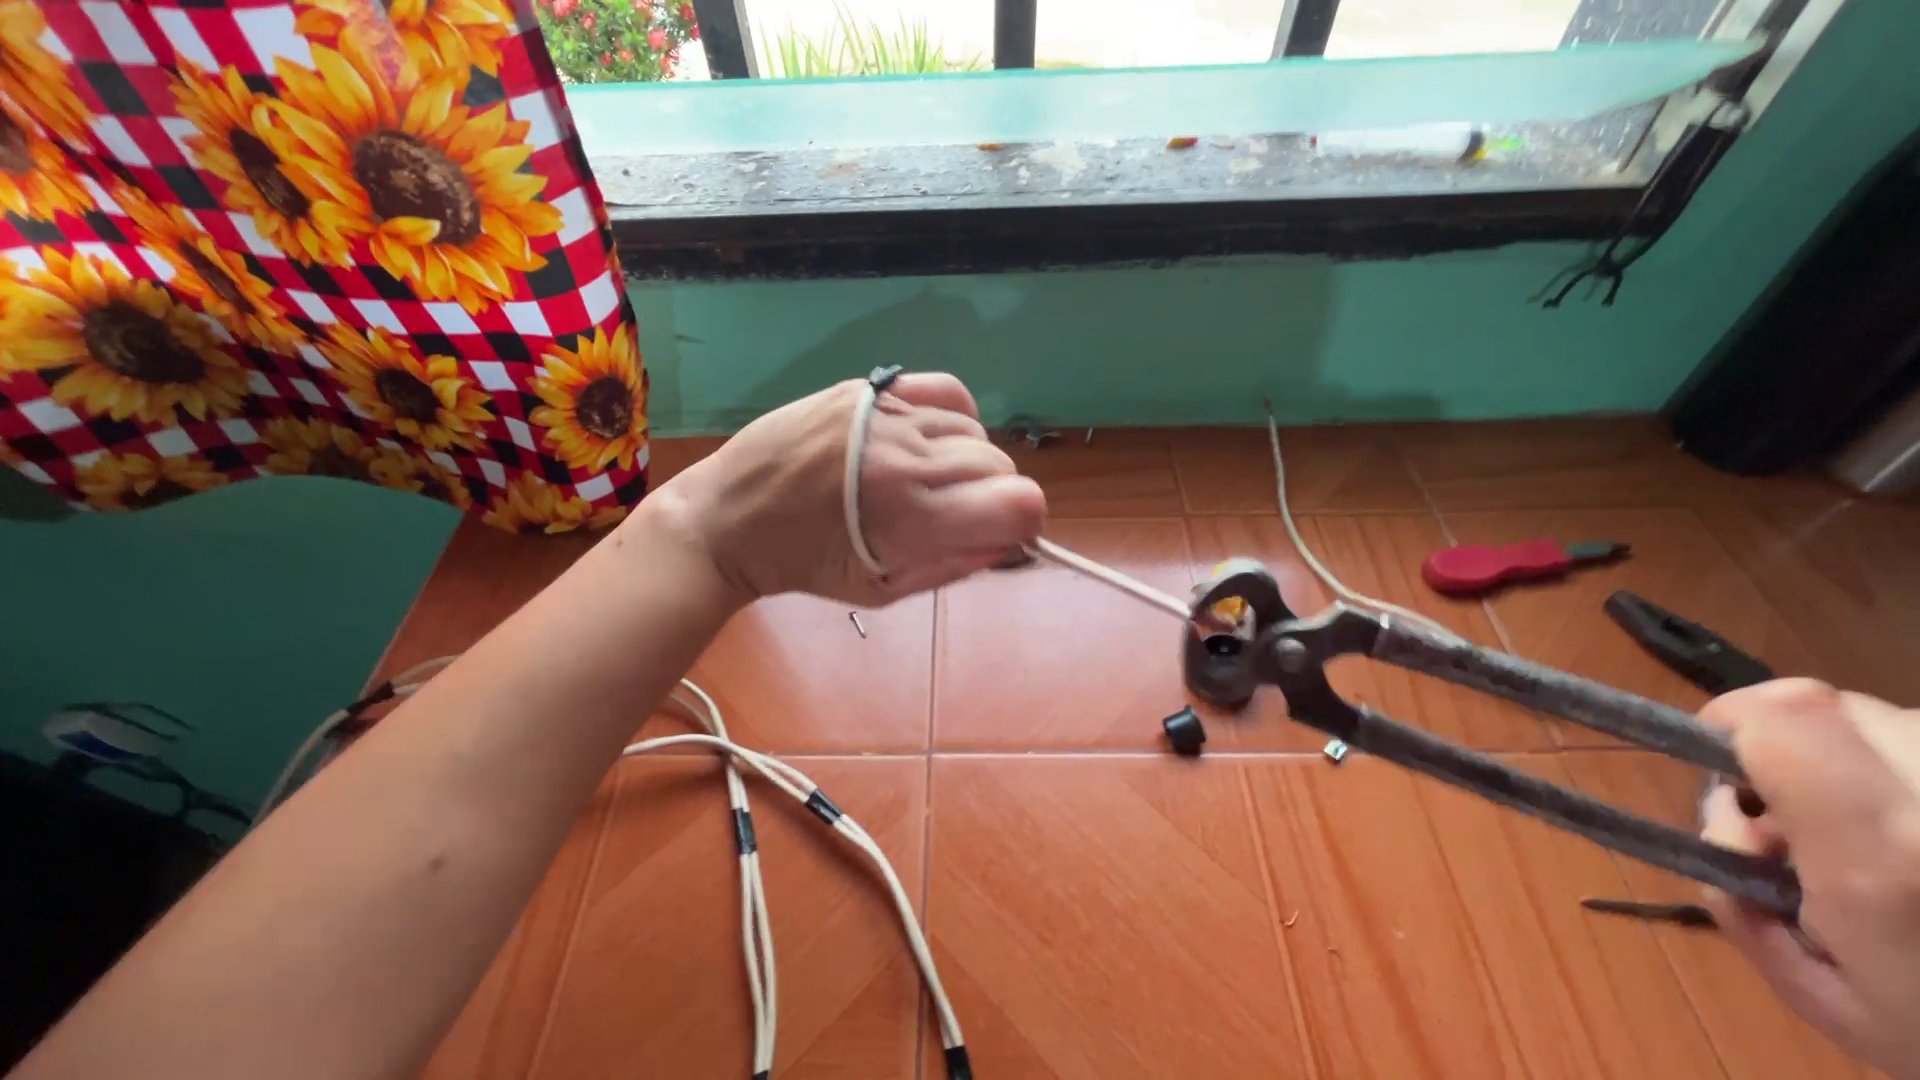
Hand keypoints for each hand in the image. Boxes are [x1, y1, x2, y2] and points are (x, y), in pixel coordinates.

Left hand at [638, 373, 1046, 605]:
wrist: (730, 517)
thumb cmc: (805, 565)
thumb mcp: (884, 591)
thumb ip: (954, 565)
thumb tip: (1010, 544)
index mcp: (913, 515)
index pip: (1021, 503)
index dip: (1022, 525)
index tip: (998, 535)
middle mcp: (909, 456)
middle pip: (1001, 466)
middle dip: (991, 497)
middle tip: (952, 515)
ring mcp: (887, 414)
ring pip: (975, 431)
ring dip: (966, 462)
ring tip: (924, 480)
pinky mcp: (867, 388)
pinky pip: (946, 391)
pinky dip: (952, 417)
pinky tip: (926, 440)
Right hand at [1698, 678, 1919, 1075]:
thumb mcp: (1815, 991)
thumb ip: (1734, 893)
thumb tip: (1735, 818)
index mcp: (1885, 860)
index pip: (1791, 717)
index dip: (1734, 716)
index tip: (1715, 755)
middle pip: (1835, 705)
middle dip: (1788, 741)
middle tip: (1793, 809)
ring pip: (1898, 721)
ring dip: (1859, 755)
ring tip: (1873, 827)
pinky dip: (1908, 773)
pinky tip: (1915, 832)